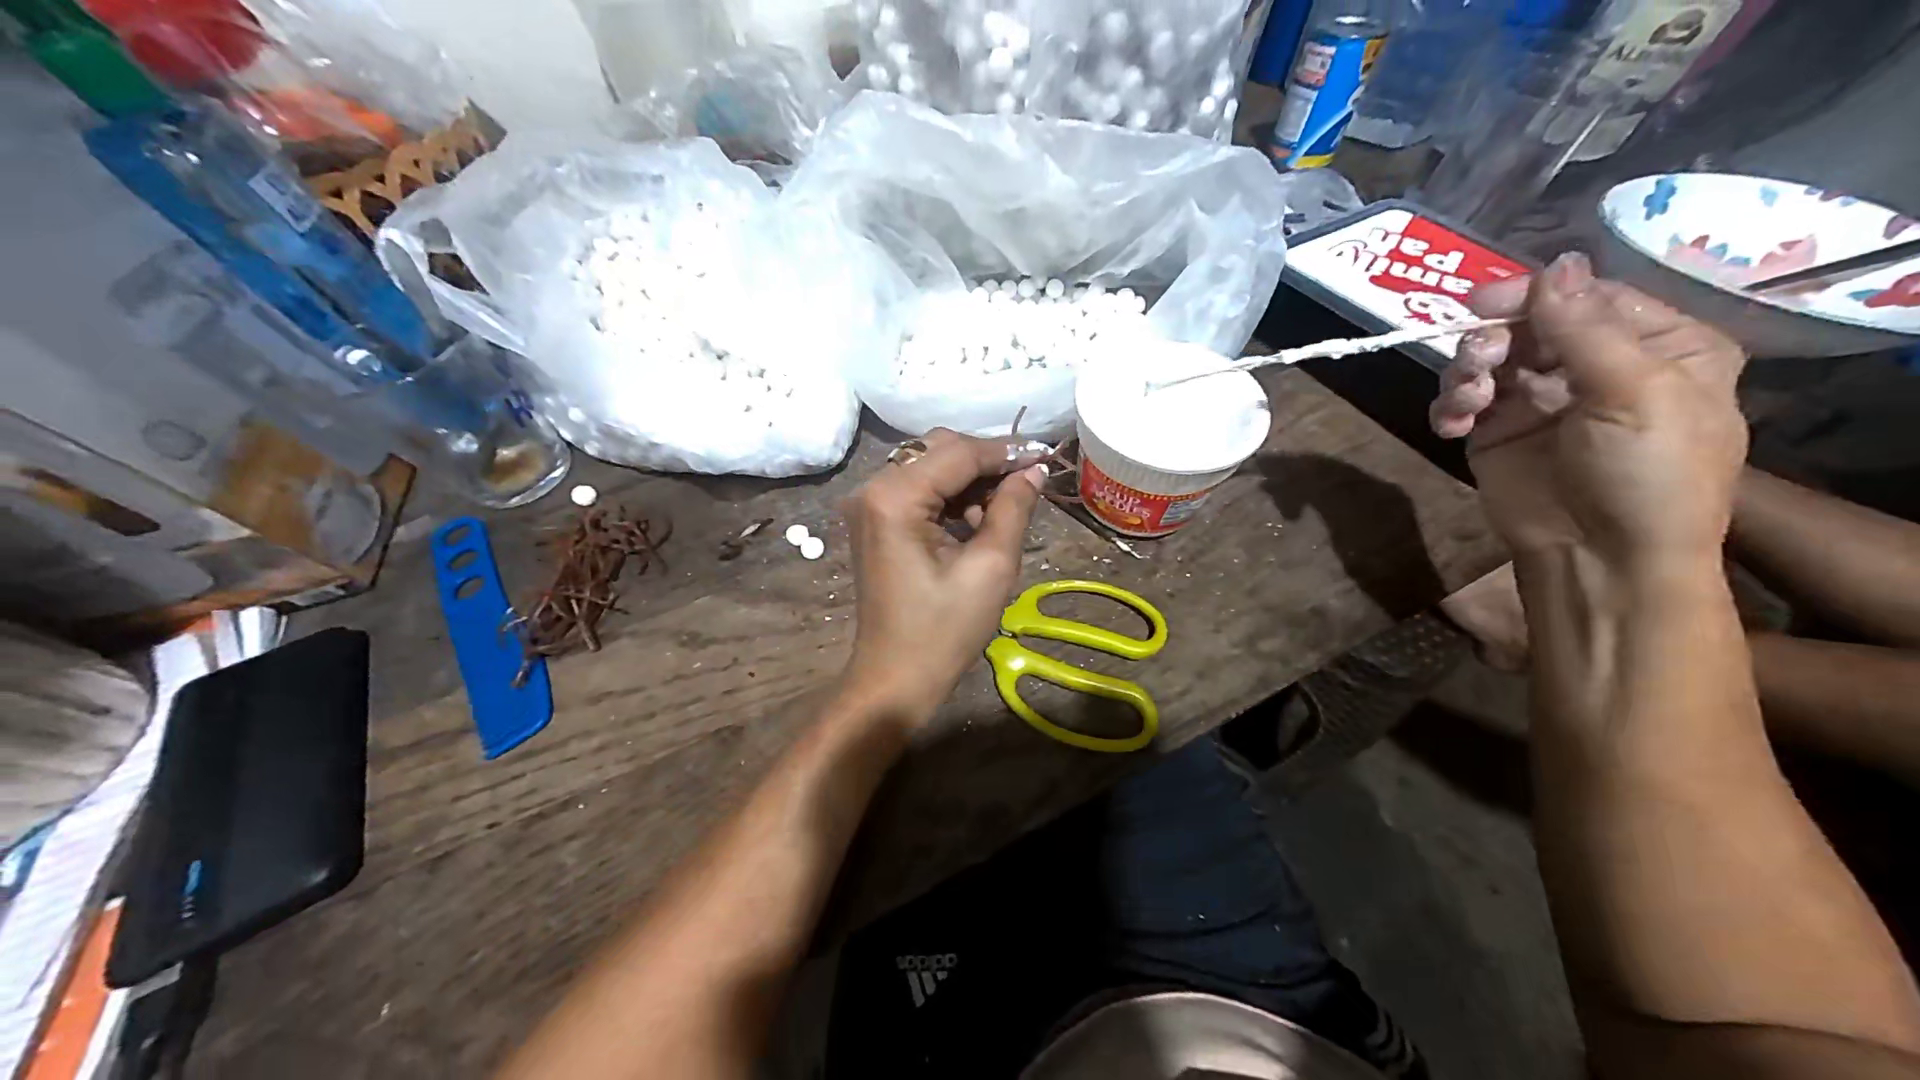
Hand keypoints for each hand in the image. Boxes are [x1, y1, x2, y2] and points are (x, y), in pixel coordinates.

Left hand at [841, 430, 1047, 721]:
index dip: (1005, 452)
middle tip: (1025, 485)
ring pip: (929, 467)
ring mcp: (869, 505)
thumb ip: (1013, 508)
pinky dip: (949, 498)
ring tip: (1000, 514)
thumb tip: (1033, 470)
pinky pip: (917, 490)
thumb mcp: (991, 568)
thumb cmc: (943, 631)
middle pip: (938, 450)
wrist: (894, 678)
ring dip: (968, 482)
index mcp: (895, 497)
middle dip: (985, 463)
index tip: (1045, 457)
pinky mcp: (873, 521)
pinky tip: (973, 524)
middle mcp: (872, 489)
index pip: (958, 453)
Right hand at [1429, 253, 1748, 570]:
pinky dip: (1449, 407)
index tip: (1482, 301)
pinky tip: (1451, 425)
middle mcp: (1594, 366)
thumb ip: (1588, 327)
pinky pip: (1461, 401)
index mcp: (1656, 347)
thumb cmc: (1645, 473)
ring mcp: (1539, 400)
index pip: (1587, 298)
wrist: (1598, 558)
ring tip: (1468, 402)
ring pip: (1488, 360)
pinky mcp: (1494, 431)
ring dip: (1467, 373)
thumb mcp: (1635, 393)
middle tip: (1479, 361)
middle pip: (1528, 325)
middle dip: (1494, 338)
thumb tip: (1556, 262)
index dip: (1534, 294)